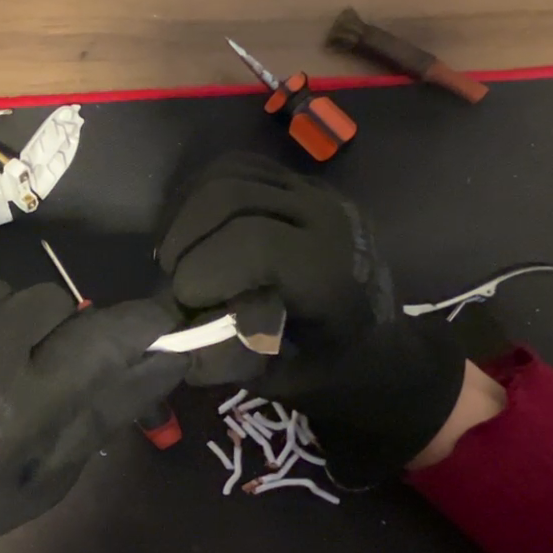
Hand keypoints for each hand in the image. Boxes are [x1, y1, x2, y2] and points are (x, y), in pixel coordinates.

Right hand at [156, 153, 465, 485]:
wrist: (379, 342)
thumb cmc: (328, 369)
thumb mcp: (280, 383)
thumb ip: (227, 359)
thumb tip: (173, 340)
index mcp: (328, 273)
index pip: (253, 243)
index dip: (202, 270)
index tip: (187, 303)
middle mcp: (325, 219)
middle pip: (230, 196)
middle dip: (183, 240)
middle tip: (175, 282)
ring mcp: (314, 194)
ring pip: (227, 175)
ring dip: (185, 216)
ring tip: (176, 257)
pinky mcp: (298, 183)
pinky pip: (236, 169)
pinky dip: (198, 198)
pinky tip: (190, 234)